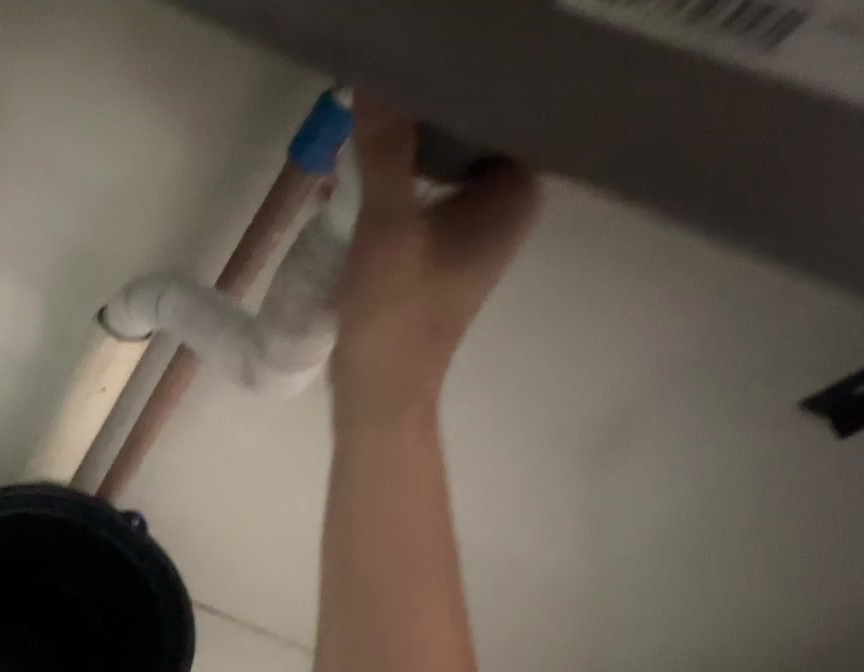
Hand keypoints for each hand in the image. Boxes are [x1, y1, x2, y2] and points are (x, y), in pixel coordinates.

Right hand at [331, 97, 539, 428]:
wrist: (379, 393)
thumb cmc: (396, 313)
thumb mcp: (387, 226)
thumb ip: (383, 154)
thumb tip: (373, 86)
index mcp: (511, 200)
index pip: (499, 120)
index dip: (459, 98)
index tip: (414, 85)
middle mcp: (498, 215)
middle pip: (464, 147)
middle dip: (419, 128)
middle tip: (376, 108)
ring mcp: (463, 241)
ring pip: (435, 178)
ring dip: (399, 162)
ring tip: (359, 141)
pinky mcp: (430, 262)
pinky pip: (416, 207)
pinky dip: (389, 194)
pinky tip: (352, 187)